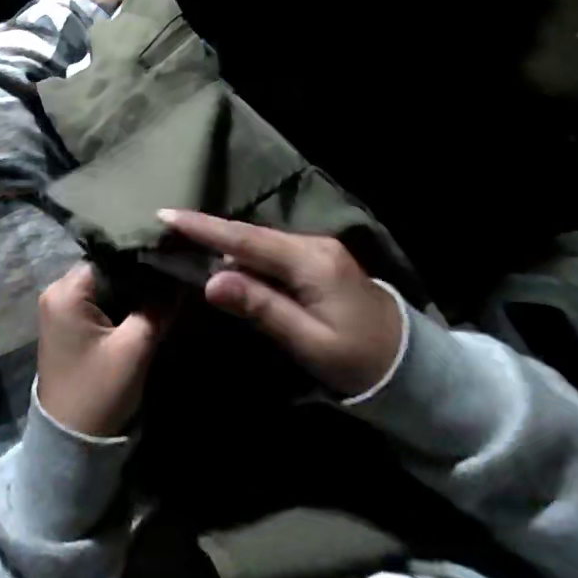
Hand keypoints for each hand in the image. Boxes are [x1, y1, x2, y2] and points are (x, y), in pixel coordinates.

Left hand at [35, 264, 173, 436]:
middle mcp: (58, 291)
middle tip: (179, 268)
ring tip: (171, 283)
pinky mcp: (71, 324)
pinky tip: (152, 302)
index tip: (177, 253)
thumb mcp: (135, 348)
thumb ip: (160, 306)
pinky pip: (103, 300)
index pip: (112, 254)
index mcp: (66, 291)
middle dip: (143, 270)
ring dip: (137, 287)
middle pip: (109, 266)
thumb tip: (182, 275)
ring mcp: (63, 308)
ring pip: (108, 283)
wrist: (70, 442)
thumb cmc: (99, 391)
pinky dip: (126, 300)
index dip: (145, 254)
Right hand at [157, 210, 402, 396]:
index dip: (204, 227)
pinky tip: (224, 256)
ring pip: (260, 240)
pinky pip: (272, 250)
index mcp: (311, 262)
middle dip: (208, 228)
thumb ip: (261, 308)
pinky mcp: (319, 260)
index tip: (167, 215)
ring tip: (184, 237)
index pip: (246, 240)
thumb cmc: (359, 359)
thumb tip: (211, 281)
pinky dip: (244, 252)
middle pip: (250, 234)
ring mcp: (318, 250)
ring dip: (224, 240)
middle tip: (166, 223)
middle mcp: (314, 246)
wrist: (410, 362)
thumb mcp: (308, 341)